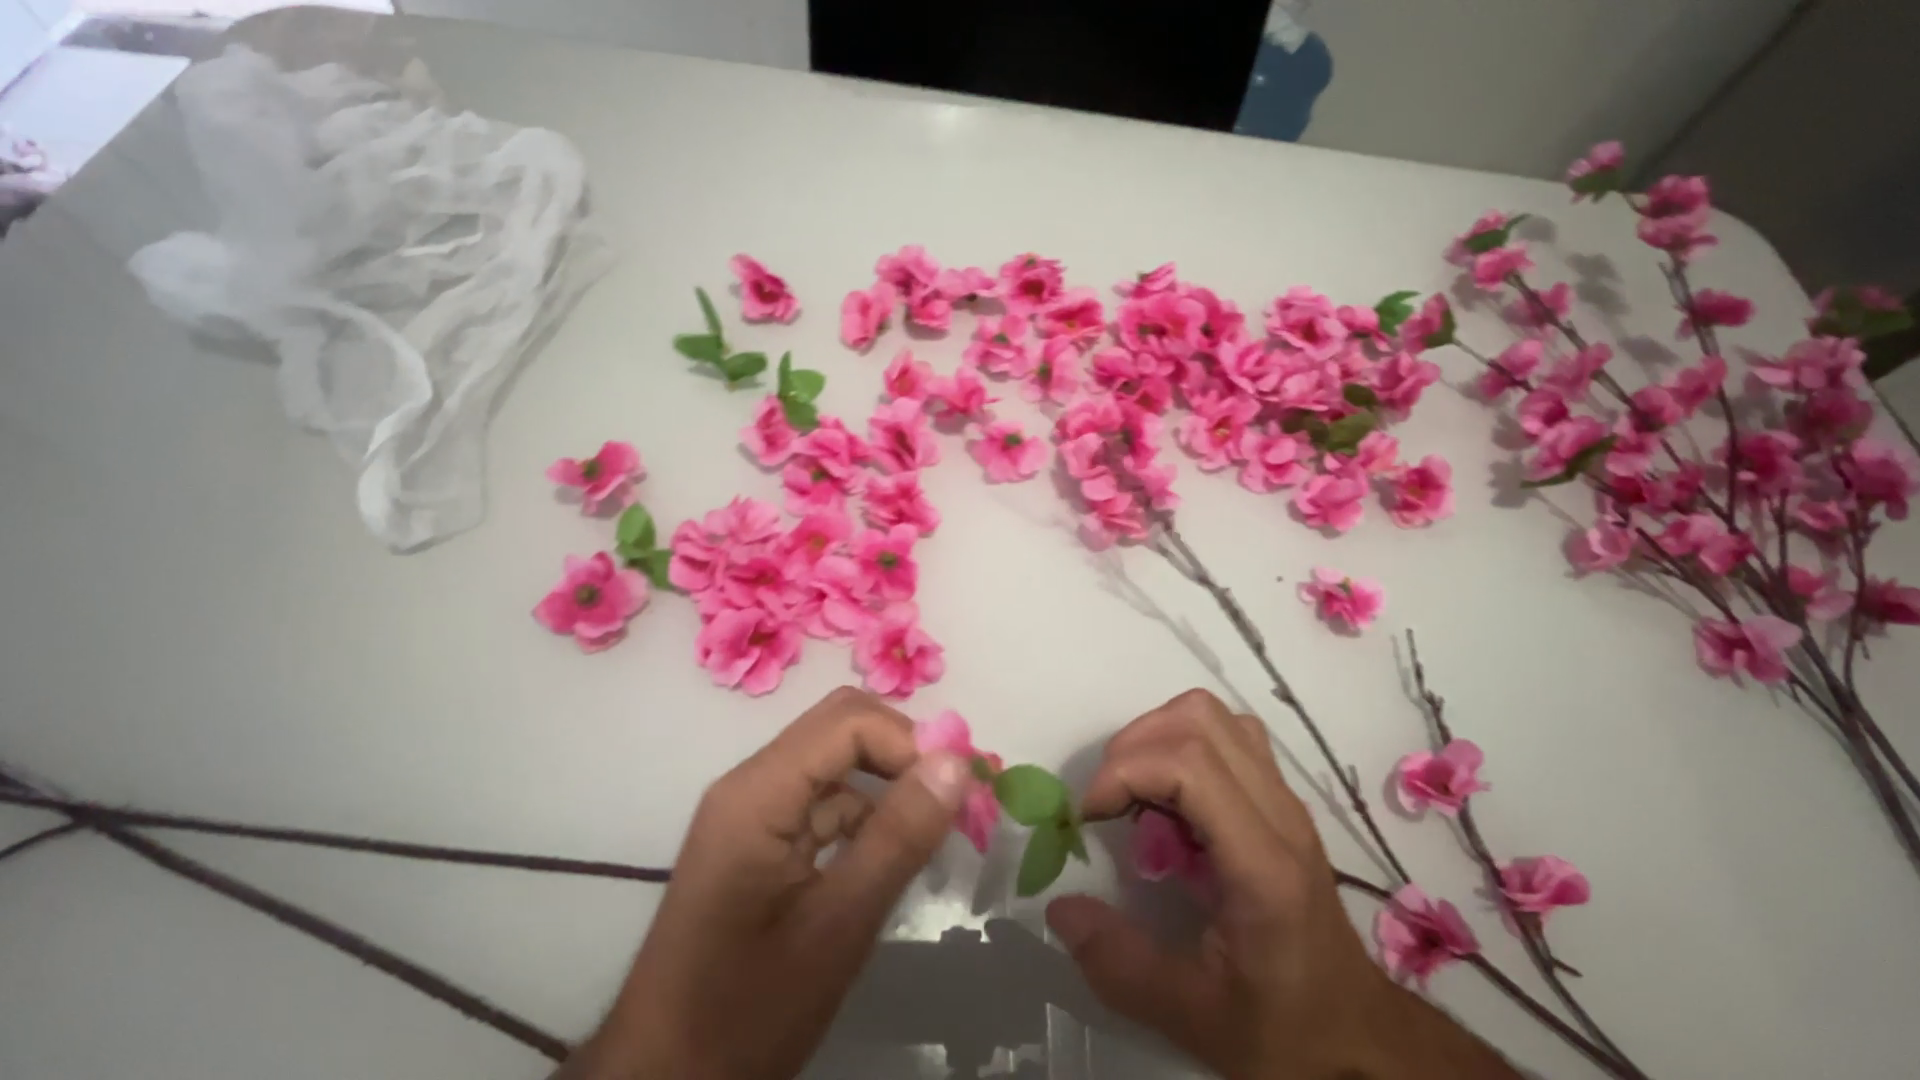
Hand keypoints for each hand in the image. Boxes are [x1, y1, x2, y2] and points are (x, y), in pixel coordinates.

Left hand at [558, 687, 972, 1079]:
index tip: (966, 789)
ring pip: (835, 764)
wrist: (670, 1074)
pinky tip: (901, 852)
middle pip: (841, 729)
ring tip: (947, 825)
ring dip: (893, 783)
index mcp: (758, 793)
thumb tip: (956, 763)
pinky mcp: (761, 843)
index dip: (913, 742)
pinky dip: (869, 816)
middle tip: (962, 799)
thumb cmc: (749, 1007)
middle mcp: (751, 785)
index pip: (848, 722)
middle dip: (907, 753)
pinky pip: (823, 804)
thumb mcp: (837, 926)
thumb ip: (898, 838)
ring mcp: (753, 814)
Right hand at [1046, 690, 1520, 1079]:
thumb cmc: (1283, 1028)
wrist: (1358, 1036)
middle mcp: (1280, 816)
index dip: (1125, 772)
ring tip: (1133, 796)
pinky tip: (1167, 805)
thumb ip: (1118, 964)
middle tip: (1106, 803)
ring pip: (1217, 717)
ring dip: (1157, 737)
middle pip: (1201, 721)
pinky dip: (1181, 748)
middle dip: (1133, 747)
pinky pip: (1228, 738)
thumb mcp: (1191, 1015)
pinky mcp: (1281, 803)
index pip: (1191, 766)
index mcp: (1262, 865)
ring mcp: (1285, 803)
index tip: (1089, 817)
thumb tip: (1058, 908)